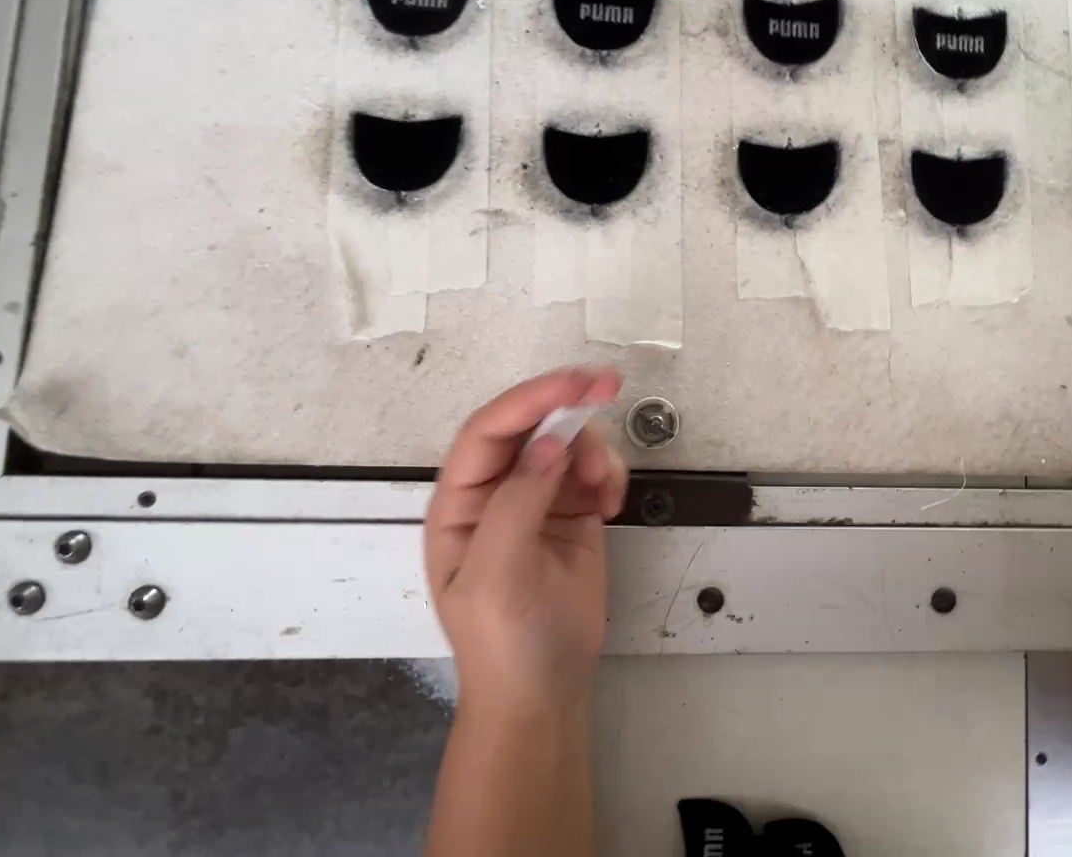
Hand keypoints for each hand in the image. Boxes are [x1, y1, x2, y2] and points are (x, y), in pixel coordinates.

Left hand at [423, 368, 628, 711]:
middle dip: (569, 405)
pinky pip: (594, 471)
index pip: (489, 431)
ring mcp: (537, 501)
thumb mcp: (497, 577)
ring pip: (569, 443)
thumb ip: (517, 505)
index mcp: (460, 503)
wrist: (544, 691)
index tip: (578, 381)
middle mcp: (496, 492)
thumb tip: (550, 444)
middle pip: (531, 426)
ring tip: (604, 493)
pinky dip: (609, 475)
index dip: (530, 398)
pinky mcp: (573, 513)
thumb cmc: (505, 641)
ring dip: (594, 452)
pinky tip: (610, 507)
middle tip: (611, 386)